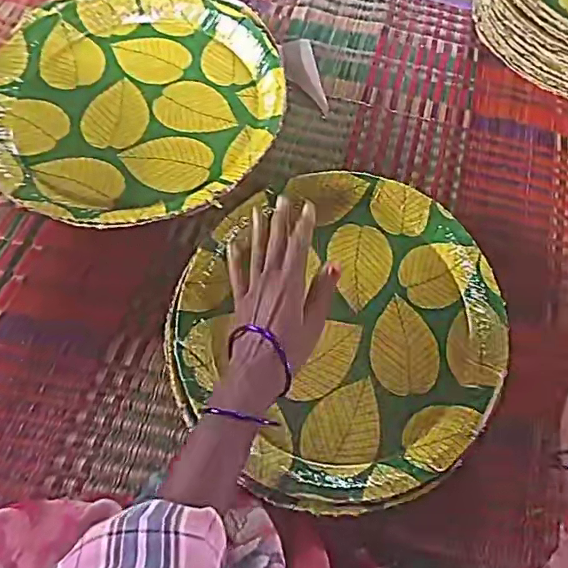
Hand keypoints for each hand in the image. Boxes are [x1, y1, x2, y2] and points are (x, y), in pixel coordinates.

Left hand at [216, 195, 339, 415]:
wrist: (256, 369)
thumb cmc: (291, 349)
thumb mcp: (314, 321)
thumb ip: (322, 291)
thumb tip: (334, 265)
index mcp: (292, 283)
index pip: (299, 246)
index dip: (304, 225)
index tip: (308, 207)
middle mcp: (270, 279)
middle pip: (276, 243)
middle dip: (281, 219)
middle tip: (283, 199)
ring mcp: (253, 288)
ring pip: (256, 252)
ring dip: (259, 231)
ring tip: (259, 211)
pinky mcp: (240, 300)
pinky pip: (237, 273)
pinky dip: (235, 257)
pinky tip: (233, 244)